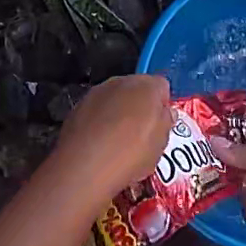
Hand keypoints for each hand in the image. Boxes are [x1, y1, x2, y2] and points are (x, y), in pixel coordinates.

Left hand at [52, 75, 173, 199]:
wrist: (85, 165)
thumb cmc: (131, 154)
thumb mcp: (160, 145)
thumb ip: (165, 122)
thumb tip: (166, 112)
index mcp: (147, 86)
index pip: (162, 86)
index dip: (163, 105)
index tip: (161, 125)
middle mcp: (122, 81)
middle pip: (137, 88)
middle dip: (140, 106)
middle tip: (142, 133)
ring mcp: (97, 91)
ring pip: (115, 97)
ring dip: (119, 111)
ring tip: (118, 140)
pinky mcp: (78, 105)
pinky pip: (97, 109)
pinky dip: (100, 119)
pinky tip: (99, 142)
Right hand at [209, 131, 245, 243]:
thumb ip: (238, 152)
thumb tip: (210, 139)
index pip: (243, 137)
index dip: (225, 140)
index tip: (203, 144)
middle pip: (238, 164)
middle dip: (228, 169)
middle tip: (207, 171)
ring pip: (242, 187)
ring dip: (242, 192)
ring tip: (244, 193)